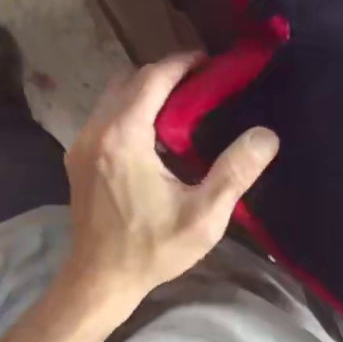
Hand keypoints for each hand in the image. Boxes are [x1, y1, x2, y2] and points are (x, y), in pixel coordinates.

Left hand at [62, 53, 279, 300]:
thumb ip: (235, 172)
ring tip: (181, 103)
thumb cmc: (151, 249)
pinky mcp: (77, 159)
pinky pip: (104, 117)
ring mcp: (81, 144)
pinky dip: (128, 110)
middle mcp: (95, 131)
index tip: (209, 61)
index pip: (152, 78)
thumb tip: (266, 135)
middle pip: (129, 80)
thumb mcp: (203, 216)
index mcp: (123, 137)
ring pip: (112, 96)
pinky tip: (153, 133)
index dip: (182, 63)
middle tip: (200, 82)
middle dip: (164, 73)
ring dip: (144, 91)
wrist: (99, 280)